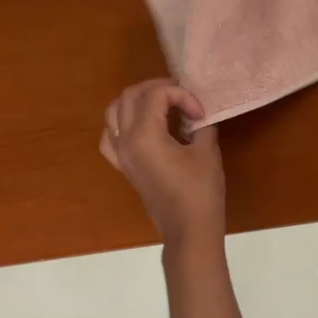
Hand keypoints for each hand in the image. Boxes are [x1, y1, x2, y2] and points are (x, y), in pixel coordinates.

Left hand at [99, 78, 225, 247]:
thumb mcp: (207, 152)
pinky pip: (110, 137)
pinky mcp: (123, 166)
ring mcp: (120, 154)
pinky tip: (139, 127)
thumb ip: (201, 126)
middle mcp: (125, 140)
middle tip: (182, 95)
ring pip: (114, 112)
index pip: (157, 95)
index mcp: (145, 135)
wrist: (188, 228)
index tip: (201, 112)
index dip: (182, 95)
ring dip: (136, 101)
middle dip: (157, 88)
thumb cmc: (200, 191)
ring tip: (161, 104)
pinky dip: (122, 124)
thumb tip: (198, 116)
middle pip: (129, 96)